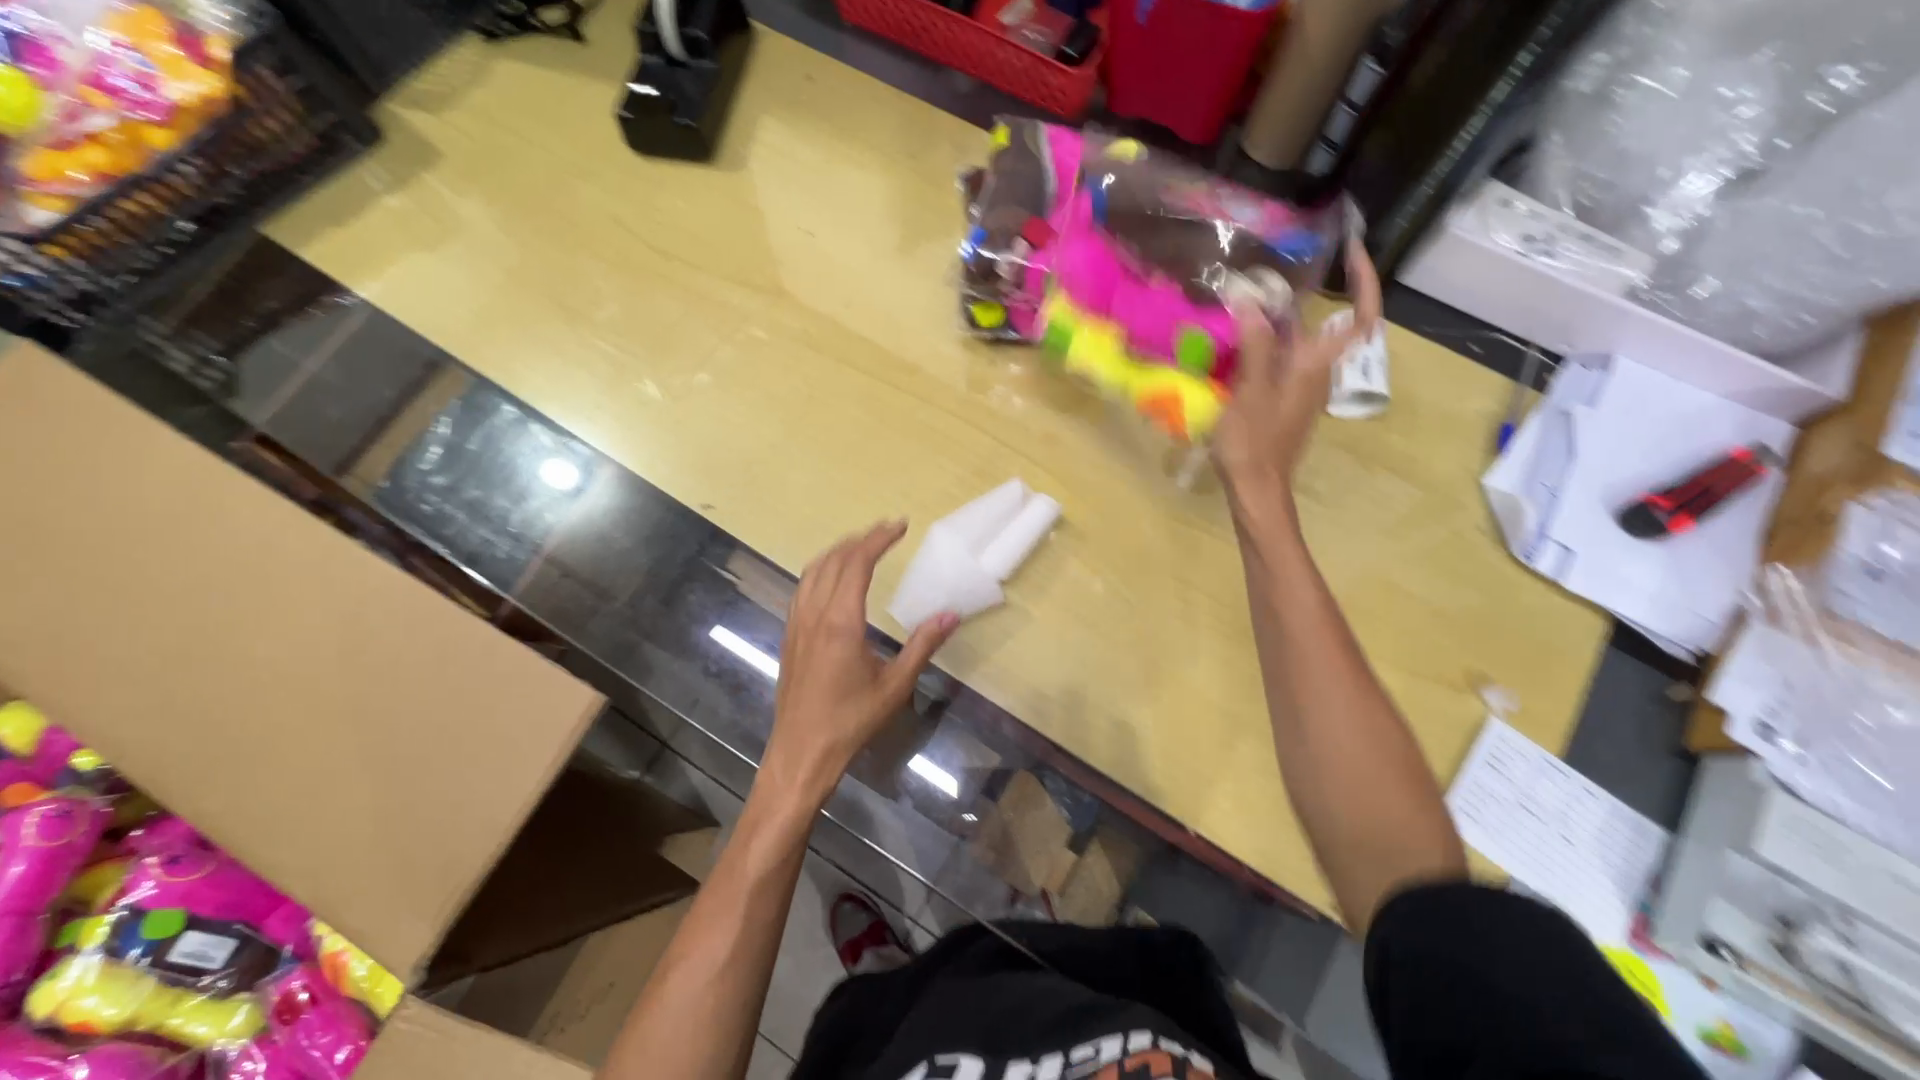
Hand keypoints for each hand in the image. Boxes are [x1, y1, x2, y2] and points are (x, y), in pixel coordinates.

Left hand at [761, 521, 959, 809]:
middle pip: (834, 560)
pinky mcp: (790, 635)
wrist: (802, 750)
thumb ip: (923, 646)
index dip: (879, 539)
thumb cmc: (851, 720)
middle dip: (861, 539)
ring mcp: (797, 623)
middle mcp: (814, 614)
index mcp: (841, 621)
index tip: (900, 526)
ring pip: (813, 570)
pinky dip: (821, 569)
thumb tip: (951, 615)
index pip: (857, 563)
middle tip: (888, 530)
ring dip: (838, 551)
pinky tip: (833, 578)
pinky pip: (802, 587)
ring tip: (862, 545)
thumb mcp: (895, 686)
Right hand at [1212, 238, 1382, 514]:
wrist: (1256, 489)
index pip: (1361, 316)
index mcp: (1317, 365)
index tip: (1352, 249)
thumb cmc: (1254, 442)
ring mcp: (1302, 385)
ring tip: (1251, 295)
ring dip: (1283, 315)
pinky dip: (1269, 338)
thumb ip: (1257, 344)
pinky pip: (1284, 356)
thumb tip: (1253, 302)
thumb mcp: (1251, 390)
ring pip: (1302, 339)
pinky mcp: (1285, 397)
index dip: (1364, 280)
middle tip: (1283, 265)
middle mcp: (1318, 371)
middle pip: (1328, 323)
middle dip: (1312, 291)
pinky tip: (1239, 335)